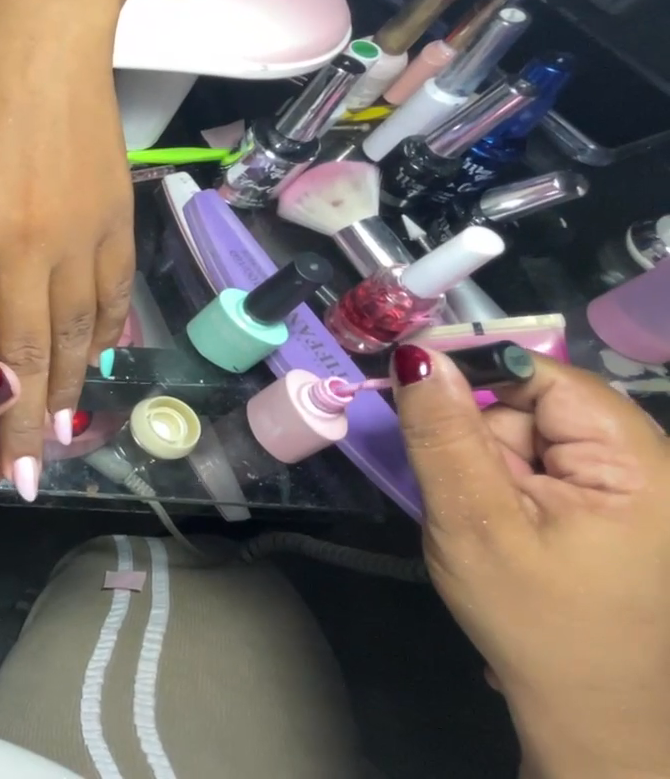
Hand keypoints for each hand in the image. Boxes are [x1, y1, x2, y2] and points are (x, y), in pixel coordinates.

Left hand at [0, 0, 132, 502]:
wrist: (42, 40)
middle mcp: (22, 243)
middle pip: (20, 350)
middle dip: (18, 423)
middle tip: (23, 478)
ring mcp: (78, 234)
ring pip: (74, 333)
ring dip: (67, 392)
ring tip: (60, 440)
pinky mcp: (118, 220)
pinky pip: (112, 296)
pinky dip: (103, 339)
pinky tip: (95, 371)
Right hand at [391, 344, 669, 775]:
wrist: (592, 707)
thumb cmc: (535, 616)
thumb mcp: (471, 519)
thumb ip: (442, 432)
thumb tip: (416, 353)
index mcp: (638, 464)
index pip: (544, 374)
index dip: (475, 377)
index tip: (415, 402)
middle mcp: (648, 464)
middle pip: (534, 402)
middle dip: (479, 432)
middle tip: (463, 491)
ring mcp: (634, 488)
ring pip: (528, 432)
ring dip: (486, 459)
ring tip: (481, 513)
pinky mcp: (614, 506)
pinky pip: (539, 461)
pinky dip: (502, 479)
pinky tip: (499, 519)